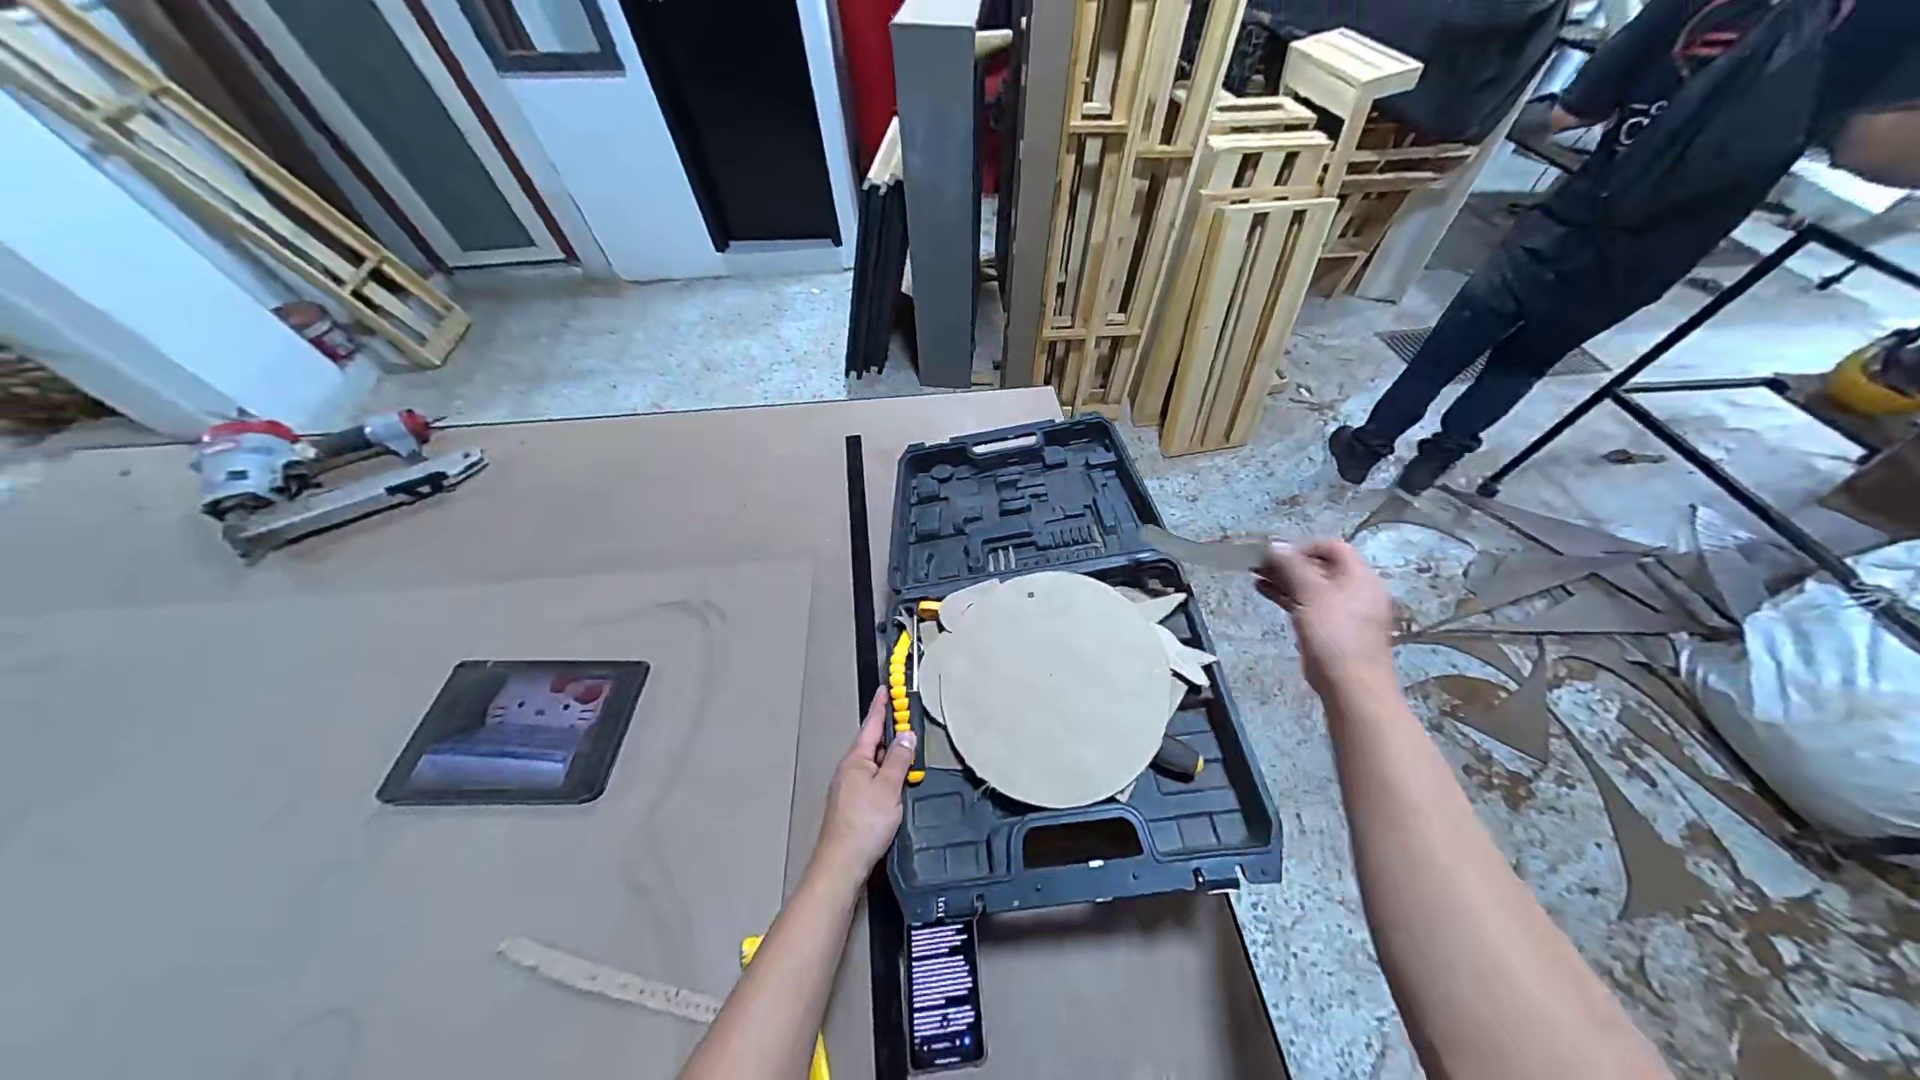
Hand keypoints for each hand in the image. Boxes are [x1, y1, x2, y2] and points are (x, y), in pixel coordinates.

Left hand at [810, 690, 915, 889]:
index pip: (871, 724)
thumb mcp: (888, 786)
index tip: (886, 690)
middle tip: (908, 722)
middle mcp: (849, 770)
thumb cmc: (863, 825)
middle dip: (890, 733)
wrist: (842, 864)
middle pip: (873, 743)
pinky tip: (897, 785)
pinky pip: (873, 780)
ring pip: (874, 763)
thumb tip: (906, 736)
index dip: (880, 706)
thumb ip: (899, 759)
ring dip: (890, 757)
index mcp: (855, 759)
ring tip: (909, 755)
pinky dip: (886, 776)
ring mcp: (849, 788)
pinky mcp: (853, 805)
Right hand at [1256, 540, 1394, 694]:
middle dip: (1289, 564)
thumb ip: (1293, 566)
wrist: (1350, 683)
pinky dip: (1289, 597)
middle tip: (1260, 565)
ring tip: (1256, 577)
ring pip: (1312, 586)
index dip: (1304, 546)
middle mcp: (1356, 590)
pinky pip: (1310, 604)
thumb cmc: (1334, 632)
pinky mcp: (1332, 628)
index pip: (1333, 547)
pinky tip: (1266, 593)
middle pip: (1321, 567)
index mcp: (1360, 577)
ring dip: (1285, 580)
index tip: (1277, 555)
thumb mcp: (1311, 593)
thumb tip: (1276, 545)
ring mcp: (1345, 610)